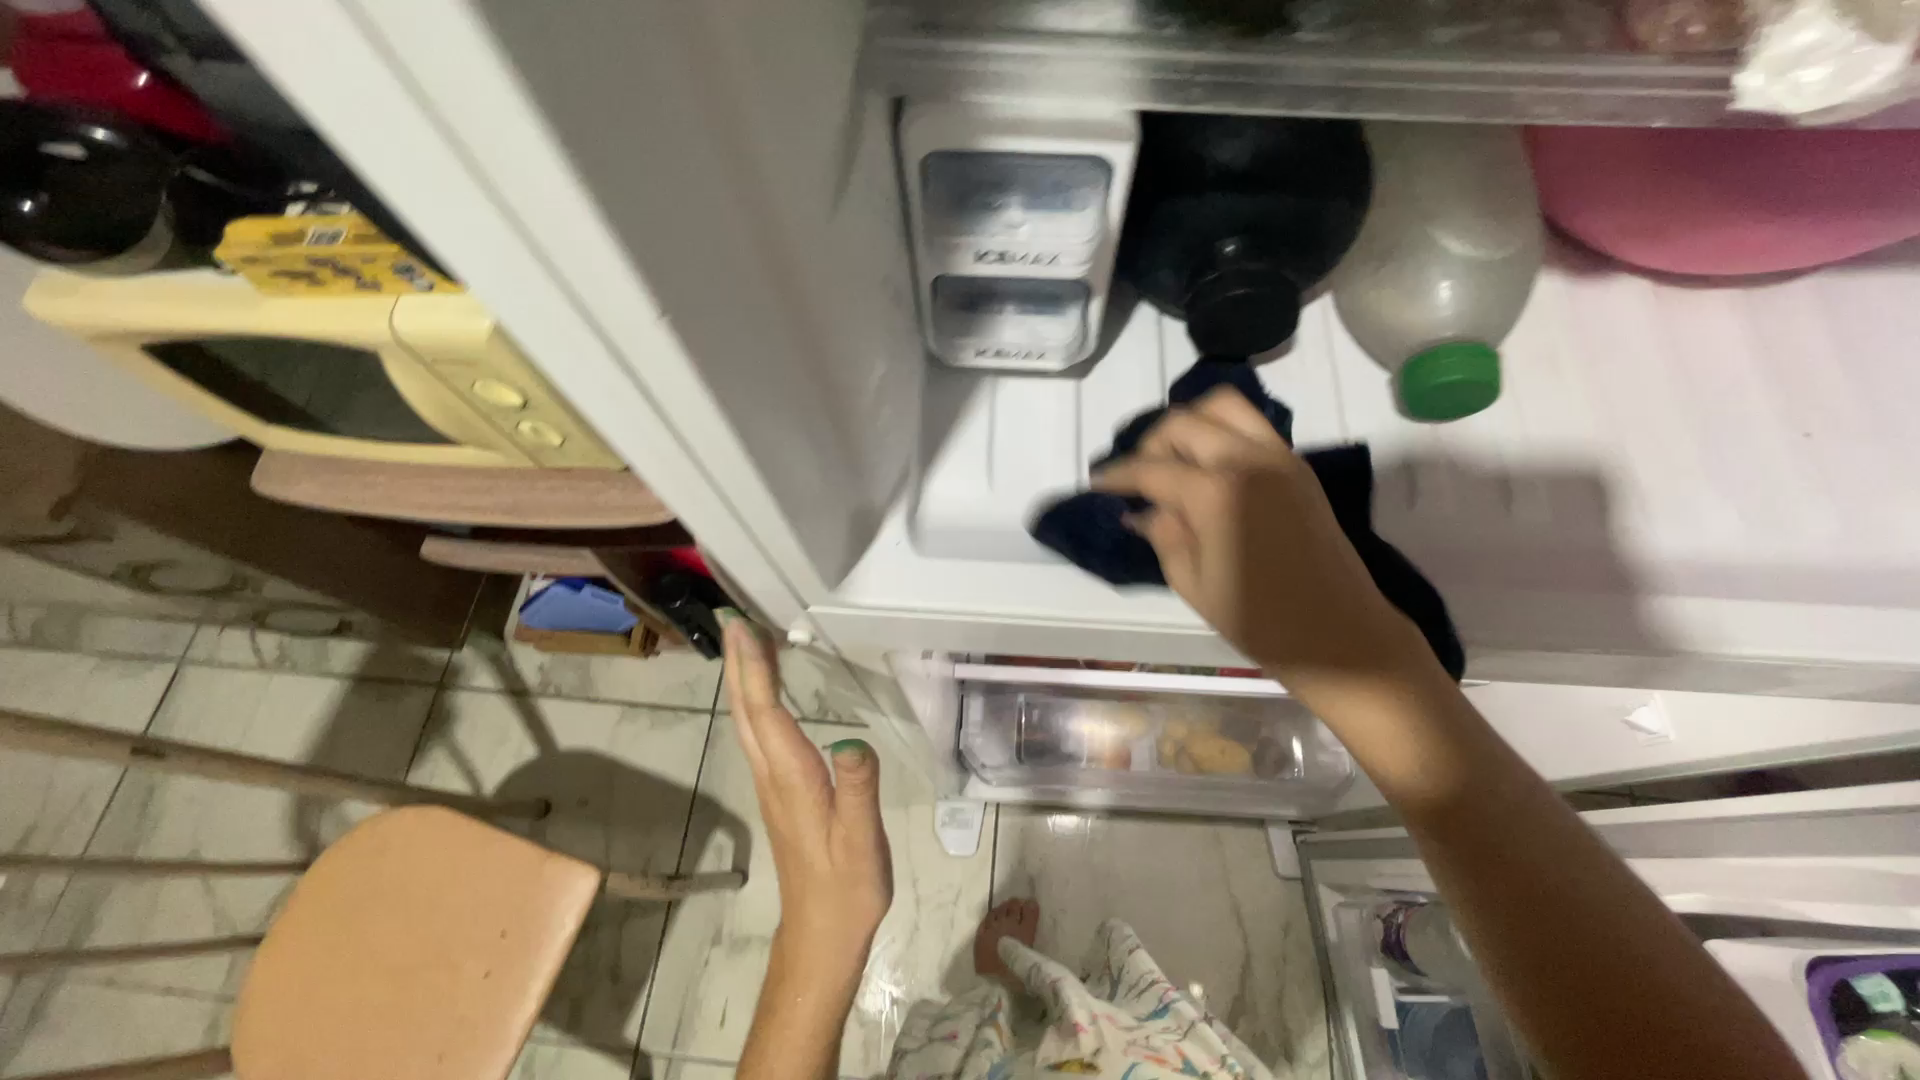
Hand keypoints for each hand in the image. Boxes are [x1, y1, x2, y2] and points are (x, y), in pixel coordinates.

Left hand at [720, 613, 892, 959]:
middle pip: (747, 710)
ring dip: (746, 679)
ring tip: (750, 642)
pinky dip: (759, 702)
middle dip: (740, 662)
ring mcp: (772, 785)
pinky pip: (761, 734)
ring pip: (749, 722)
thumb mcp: (862, 840)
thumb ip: (858, 790)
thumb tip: (851, 740)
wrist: (822, 933)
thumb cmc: (847, 887)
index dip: (753, 667)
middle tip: (735, 618)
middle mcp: (772, 775)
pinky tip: (769, 695)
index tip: (741, 627)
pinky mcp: (780, 793)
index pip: (765, 712)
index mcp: (791, 778)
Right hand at [1093, 385, 1435, 697]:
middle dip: (1151, 445)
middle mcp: (1248, 460)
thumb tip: (1145, 510)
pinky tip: (1206, 468)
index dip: (1118, 476)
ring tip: (1173, 462)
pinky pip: (1250, 425)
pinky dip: (1220, 431)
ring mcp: (1278, 457)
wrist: (1340, 635)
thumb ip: (1165, 534)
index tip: (1097, 483)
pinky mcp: (1297, 466)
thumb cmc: (1260, 622)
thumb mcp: (1194, 584)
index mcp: (1216, 493)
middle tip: (1137, 477)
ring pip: (1222, 406)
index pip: (1152, 469)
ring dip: (1189, 426)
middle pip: (1184, 423)